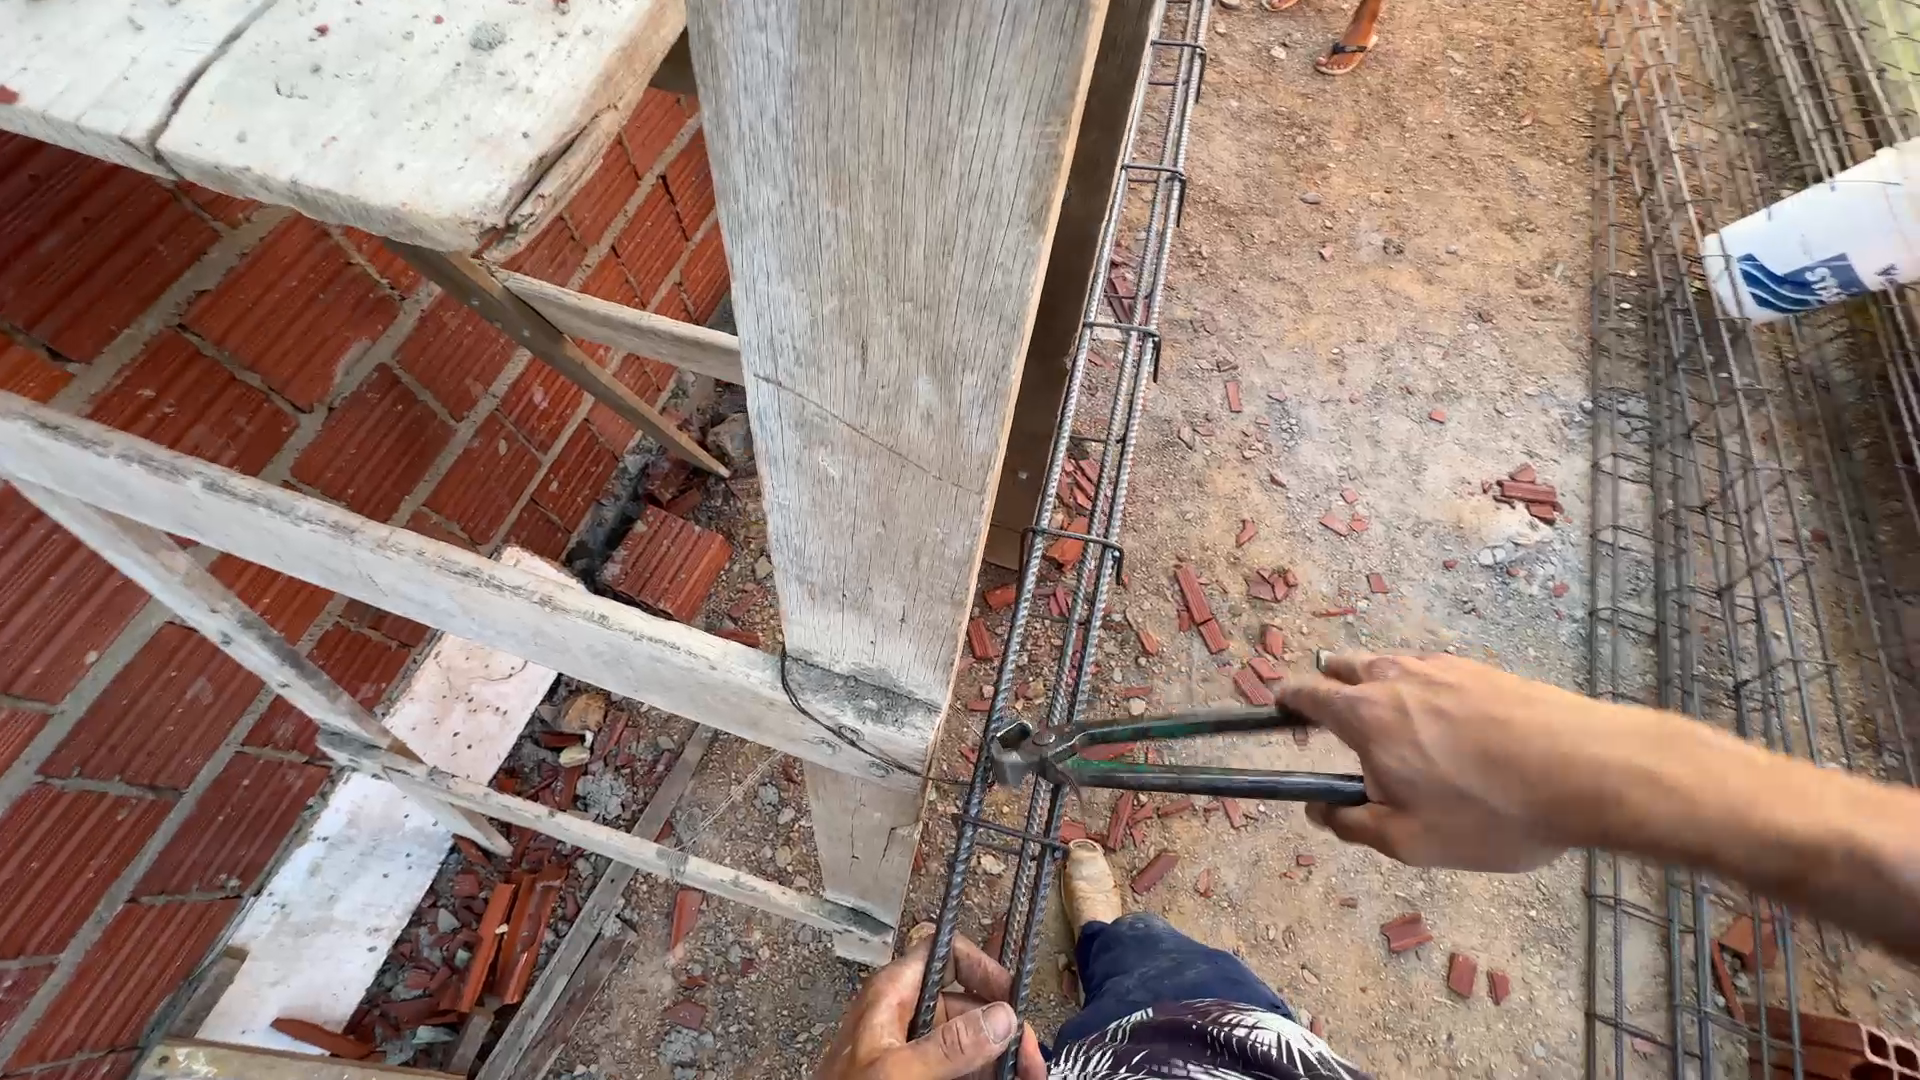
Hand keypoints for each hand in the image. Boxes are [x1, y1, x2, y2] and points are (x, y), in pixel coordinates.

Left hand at [814, 930, 1045, 1079]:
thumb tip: (1002, 1017)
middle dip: (1002, 1026)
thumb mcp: (897, 1071)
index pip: (942, 953)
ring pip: (969, 1041)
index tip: (1010, 998)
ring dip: (1003, 1056)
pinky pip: (961, 1070)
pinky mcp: (918, 1078)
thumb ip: (949, 1045)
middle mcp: (906, 1015)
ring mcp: (912, 1051)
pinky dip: (987, 1074)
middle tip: (1033, 1058)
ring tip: (1031, 1074)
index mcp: (893, 994)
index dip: (979, 966)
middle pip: (966, 1002)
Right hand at [1278, 650, 1624, 871]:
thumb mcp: (1410, 841)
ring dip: (1375, 686)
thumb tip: (1318, 809)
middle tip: (1341, 723)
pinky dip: (1421, 689)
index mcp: (1362, 714)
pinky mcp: (1478, 668)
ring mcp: (1437, 666)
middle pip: (1339, 666)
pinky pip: (1428, 670)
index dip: (1285, 701)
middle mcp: (1390, 677)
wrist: (1593, 770)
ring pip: (1385, 664)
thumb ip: (1351, 824)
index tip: (1282, 713)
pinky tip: (1452, 724)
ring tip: (1400, 726)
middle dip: (1328, 687)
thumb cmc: (1491, 811)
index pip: (1303, 692)